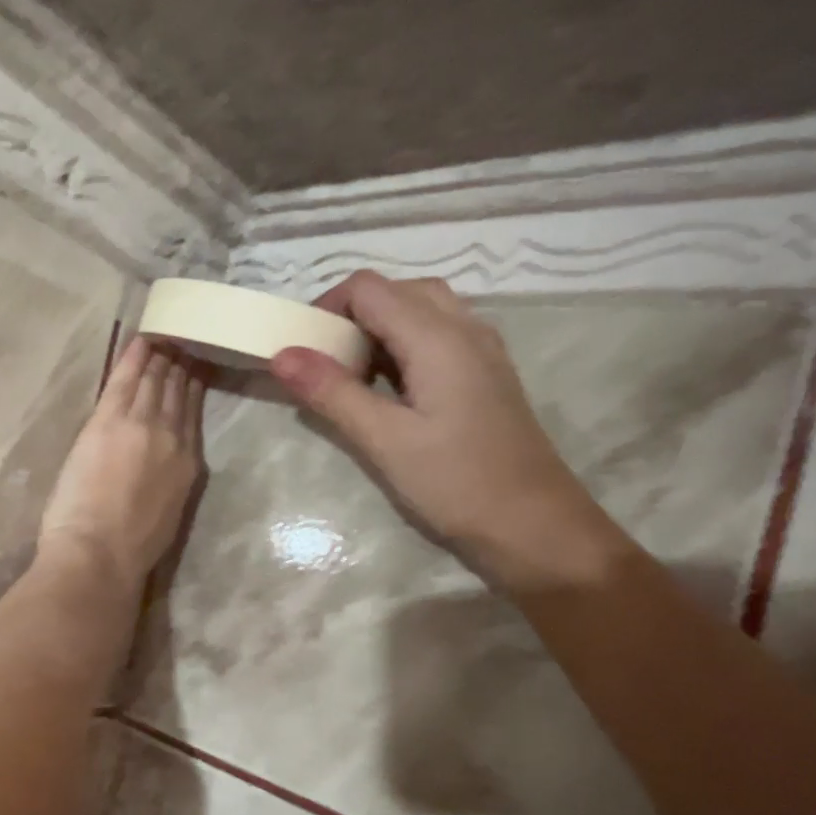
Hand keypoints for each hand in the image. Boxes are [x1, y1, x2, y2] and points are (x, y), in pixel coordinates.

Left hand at [38, 336, 203, 591]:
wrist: (100, 555)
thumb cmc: (128, 551)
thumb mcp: (167, 516)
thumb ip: (169, 485)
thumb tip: (161, 471)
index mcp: (187, 467)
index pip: (191, 419)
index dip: (192, 391)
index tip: (195, 371)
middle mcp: (172, 439)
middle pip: (176, 394)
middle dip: (179, 366)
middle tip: (183, 340)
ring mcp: (142, 425)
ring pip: (154, 381)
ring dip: (160, 356)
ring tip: (166, 334)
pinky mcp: (109, 421)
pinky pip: (124, 379)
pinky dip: (133, 358)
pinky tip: (142, 339)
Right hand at [269, 271, 626, 588]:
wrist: (534, 526)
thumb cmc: (457, 483)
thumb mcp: (384, 441)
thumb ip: (332, 392)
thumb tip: (281, 354)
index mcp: (438, 338)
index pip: (368, 288)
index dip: (326, 308)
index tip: (300, 350)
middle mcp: (464, 329)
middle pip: (396, 292)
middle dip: (350, 316)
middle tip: (321, 363)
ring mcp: (480, 351)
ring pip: (419, 311)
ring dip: (376, 330)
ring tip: (348, 377)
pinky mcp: (484, 375)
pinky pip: (436, 336)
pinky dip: (400, 347)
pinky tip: (385, 391)